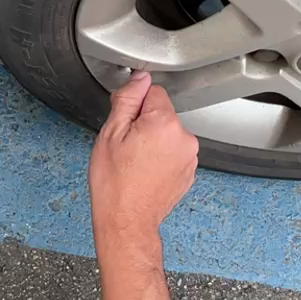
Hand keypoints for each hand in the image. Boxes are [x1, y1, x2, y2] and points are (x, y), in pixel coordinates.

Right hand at [89, 70, 199, 245]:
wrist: (126, 220)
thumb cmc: (115, 184)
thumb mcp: (111, 133)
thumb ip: (128, 100)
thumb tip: (140, 79)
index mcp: (165, 123)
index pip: (153, 92)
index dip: (134, 106)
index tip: (125, 124)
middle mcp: (184, 138)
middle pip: (162, 114)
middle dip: (144, 124)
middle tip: (126, 147)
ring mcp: (189, 156)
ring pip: (167, 133)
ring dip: (153, 142)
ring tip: (135, 162)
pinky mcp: (189, 171)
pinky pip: (173, 152)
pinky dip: (160, 157)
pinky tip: (144, 171)